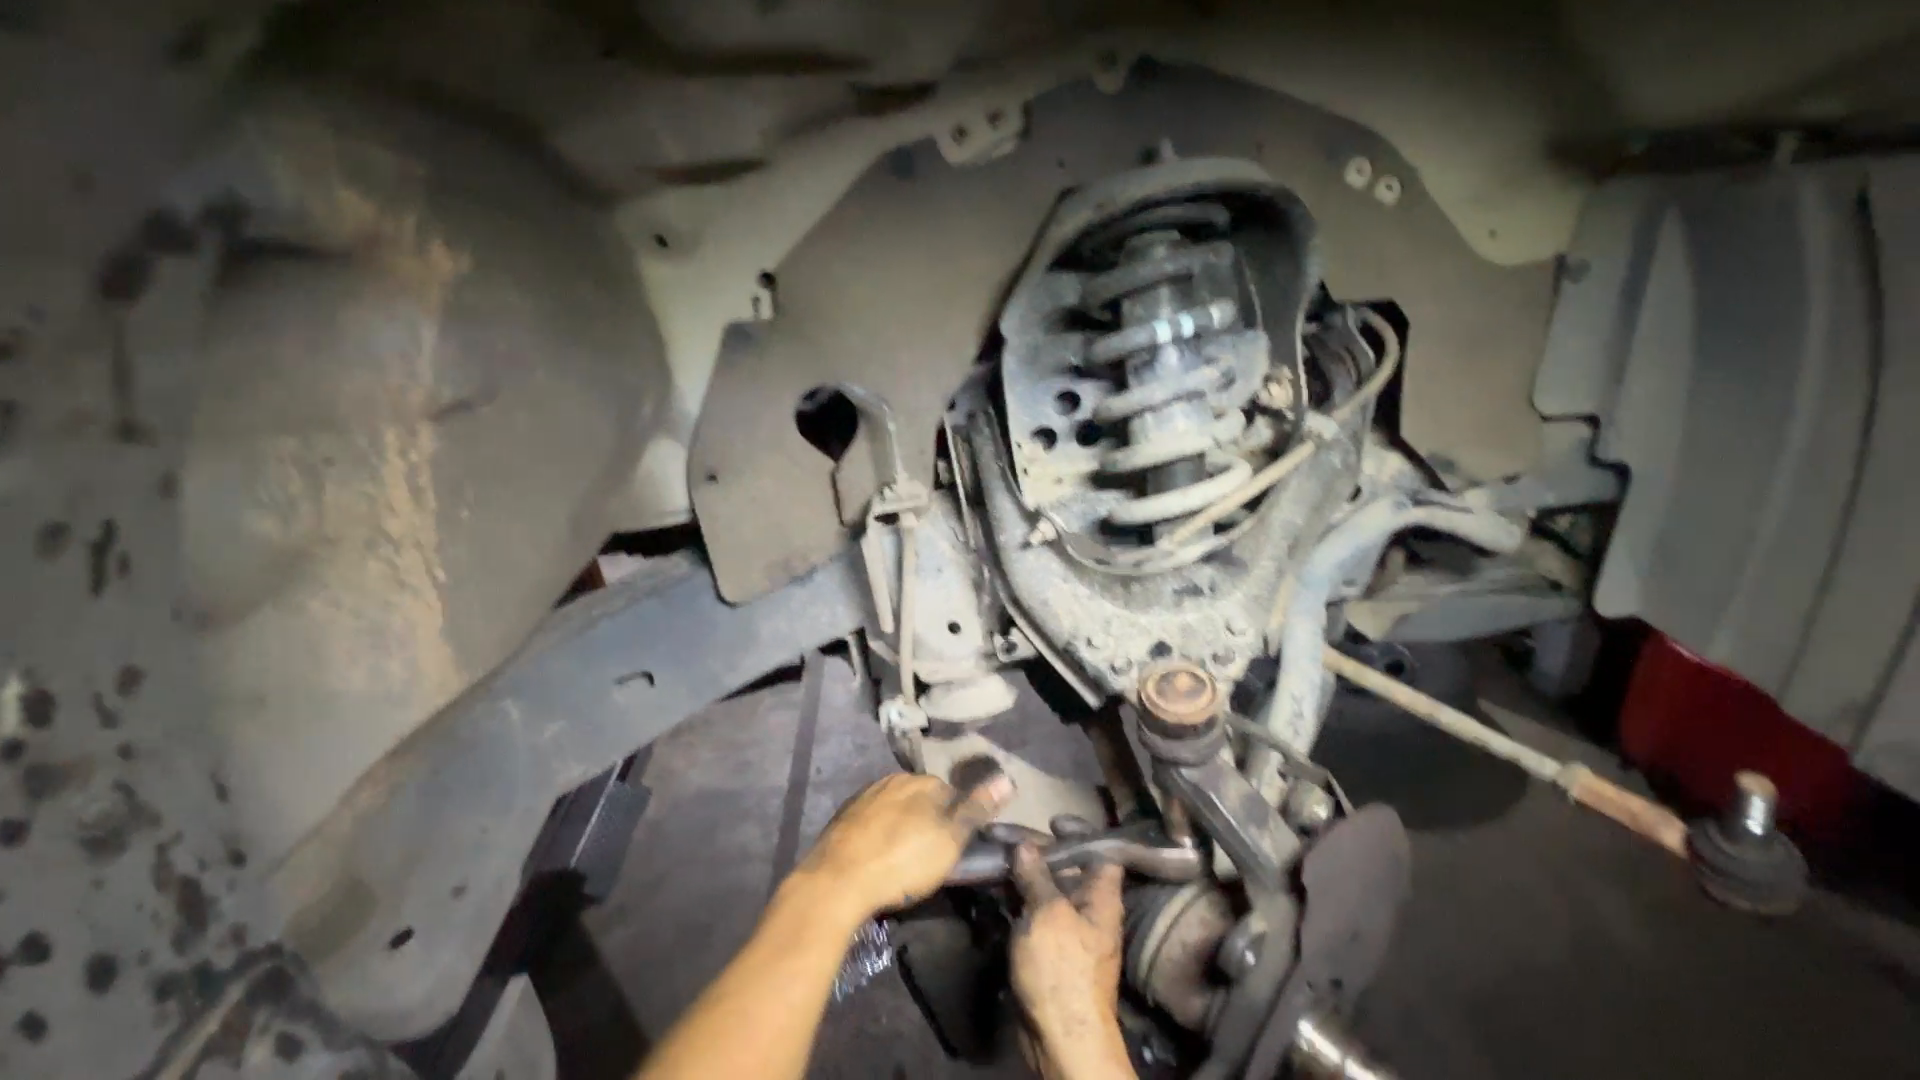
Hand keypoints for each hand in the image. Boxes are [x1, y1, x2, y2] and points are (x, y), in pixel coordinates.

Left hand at [795, 771, 1012, 919]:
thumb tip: (1007, 778)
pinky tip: (877, 857)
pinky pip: (872, 821)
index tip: (954, 848)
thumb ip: (977, 809)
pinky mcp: (844, 816)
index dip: (956, 821)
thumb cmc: (902, 862)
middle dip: (927, 820)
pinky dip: (878, 835)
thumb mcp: (950, 841)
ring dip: (902, 827)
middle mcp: (893, 780)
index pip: (950, 794)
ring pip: (895, 809)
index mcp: (922, 782)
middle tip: (929, 857)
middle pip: (921, 799)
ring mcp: (865, 796)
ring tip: (902, 861)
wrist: (838, 882)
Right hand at [1009, 844, 1124, 1046]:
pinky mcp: (1047, 950)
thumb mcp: (1048, 914)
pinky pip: (1032, 914)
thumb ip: (1036, 876)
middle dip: (1036, 851)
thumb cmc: (1062, 969)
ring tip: (990, 854)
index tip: (1052, 821)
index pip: (1101, 851)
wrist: (1061, 1036)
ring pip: (1044, 891)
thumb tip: (1025, 846)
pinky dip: (1014, 899)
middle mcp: (1088, 908)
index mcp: (1101, 896)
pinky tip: (991, 888)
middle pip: (1066, 868)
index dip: (1081, 832)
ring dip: (1020, 874)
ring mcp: (1067, 930)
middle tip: (1000, 835)